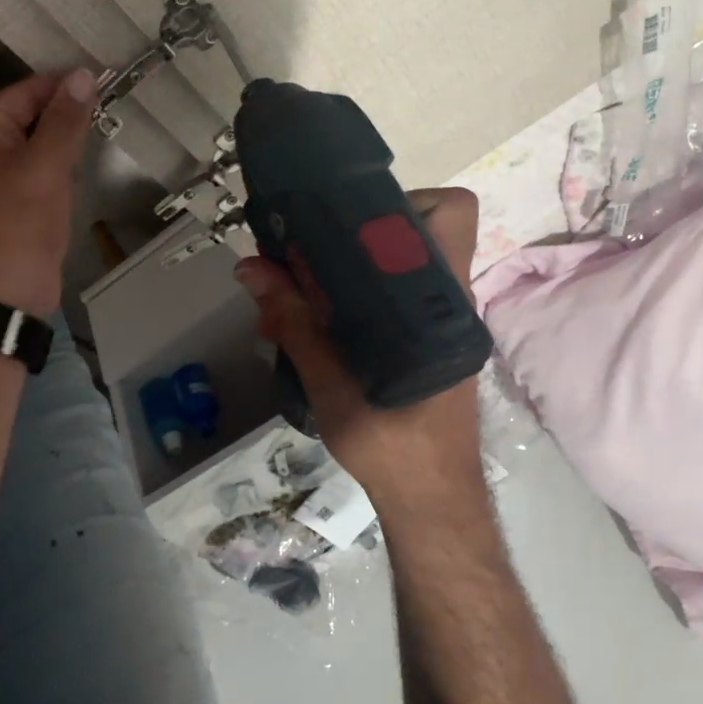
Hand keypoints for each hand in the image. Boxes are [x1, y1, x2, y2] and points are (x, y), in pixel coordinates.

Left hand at [0, 69, 97, 316]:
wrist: (5, 296)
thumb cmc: (19, 225)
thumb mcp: (44, 167)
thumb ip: (64, 120)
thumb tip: (83, 75)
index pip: (21, 93)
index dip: (58, 84)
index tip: (101, 79)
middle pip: (28, 117)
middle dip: (64, 110)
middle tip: (109, 101)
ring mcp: (0, 181)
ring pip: (37, 145)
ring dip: (66, 138)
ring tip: (104, 125)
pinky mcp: (17, 205)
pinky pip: (41, 172)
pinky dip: (62, 165)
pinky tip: (85, 163)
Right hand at [234, 187, 485, 497]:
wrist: (431, 503)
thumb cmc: (392, 446)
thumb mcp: (332, 385)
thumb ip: (294, 323)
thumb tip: (250, 267)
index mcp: (438, 302)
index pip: (451, 214)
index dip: (403, 200)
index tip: (344, 217)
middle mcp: (446, 303)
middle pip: (413, 234)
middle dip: (353, 233)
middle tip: (302, 247)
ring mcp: (438, 324)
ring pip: (396, 268)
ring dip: (346, 268)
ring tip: (294, 285)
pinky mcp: (425, 345)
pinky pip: (390, 298)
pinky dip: (351, 297)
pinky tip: (311, 319)